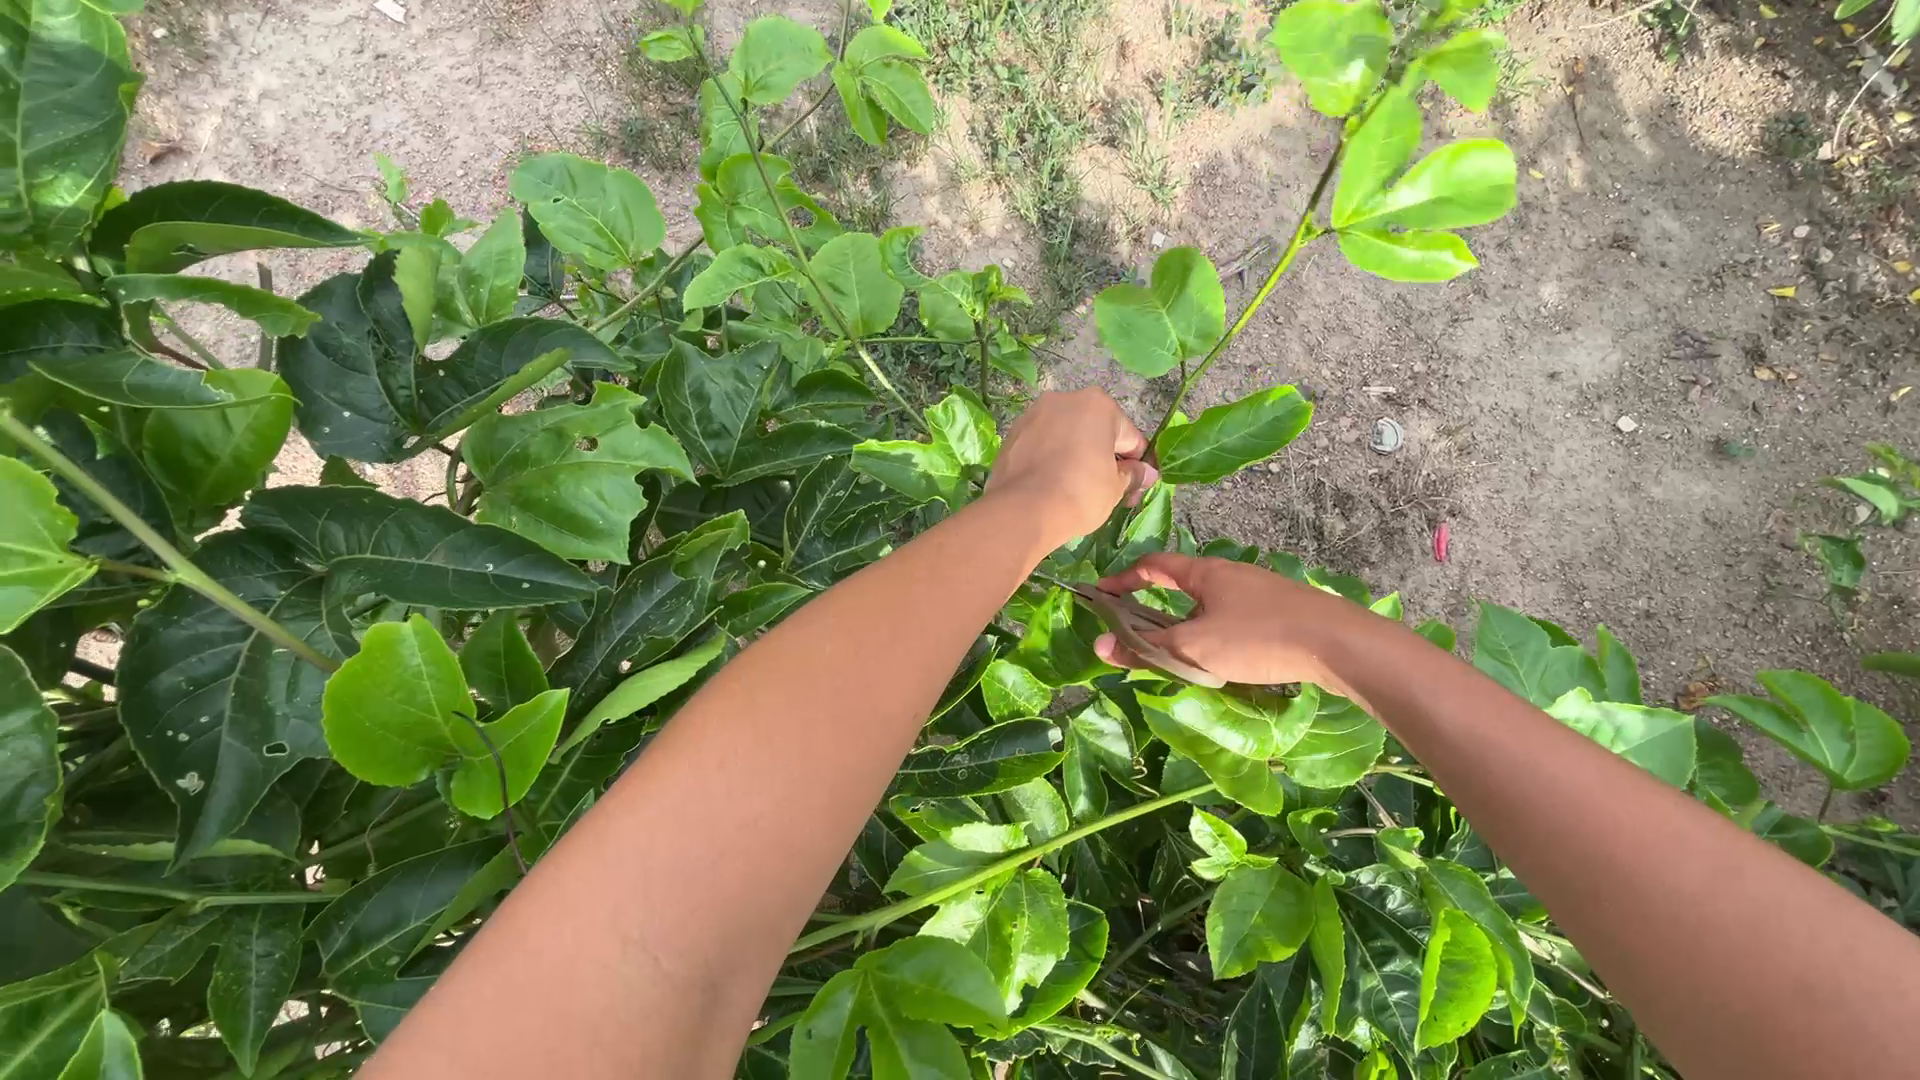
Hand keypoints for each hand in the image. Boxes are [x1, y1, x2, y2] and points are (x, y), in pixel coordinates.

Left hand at [985, 388, 1155, 549]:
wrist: (1023, 510)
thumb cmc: (1080, 492)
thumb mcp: (1116, 487)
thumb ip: (1132, 474)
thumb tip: (1146, 472)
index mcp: (1097, 404)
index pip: (1129, 437)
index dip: (1137, 465)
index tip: (1136, 487)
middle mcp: (1064, 400)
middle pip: (1096, 432)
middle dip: (1105, 458)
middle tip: (1110, 492)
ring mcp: (1034, 415)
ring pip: (1067, 436)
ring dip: (1078, 456)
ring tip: (1079, 490)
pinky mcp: (1012, 434)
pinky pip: (1043, 446)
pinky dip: (1052, 460)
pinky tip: (1054, 485)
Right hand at [1093, 553, 1371, 691]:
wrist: (1338, 644)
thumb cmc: (1257, 638)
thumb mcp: (1193, 648)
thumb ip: (1146, 648)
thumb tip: (1099, 645)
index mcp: (1204, 573)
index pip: (1153, 566)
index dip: (1123, 579)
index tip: (1100, 593)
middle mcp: (1229, 573)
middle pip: (1181, 584)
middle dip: (1154, 605)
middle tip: (1134, 630)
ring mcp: (1258, 590)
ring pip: (1209, 603)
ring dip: (1185, 622)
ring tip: (1176, 650)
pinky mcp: (1280, 610)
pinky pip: (1233, 616)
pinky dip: (1213, 630)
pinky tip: (1222, 656)